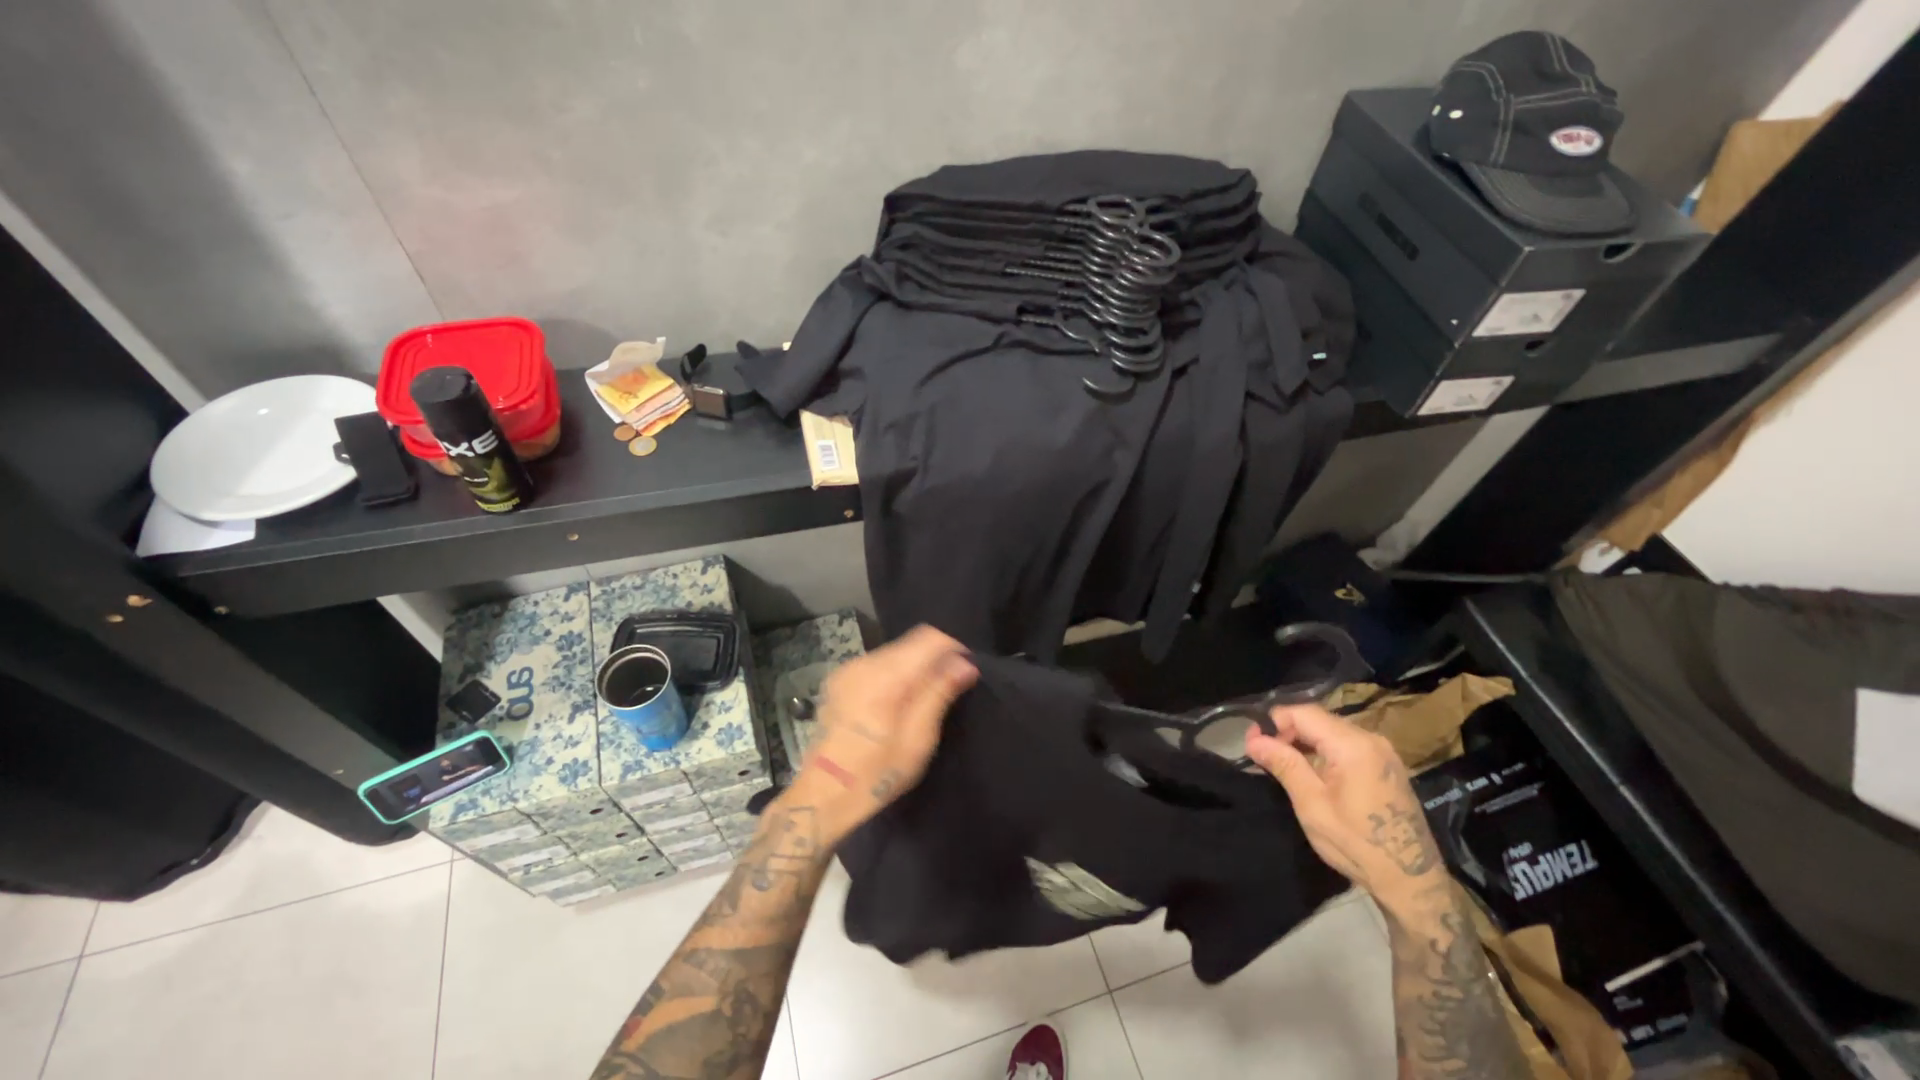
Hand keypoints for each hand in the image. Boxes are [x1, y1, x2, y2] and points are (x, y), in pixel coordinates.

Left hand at [779, 625, 976, 845]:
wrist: (825, 795)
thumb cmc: (877, 772)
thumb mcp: (918, 738)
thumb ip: (939, 693)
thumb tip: (964, 662)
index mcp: (884, 676)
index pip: (929, 638)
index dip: (953, 650)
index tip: (966, 674)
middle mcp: (862, 664)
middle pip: (909, 644)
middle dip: (933, 662)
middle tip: (947, 694)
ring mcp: (846, 672)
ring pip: (892, 655)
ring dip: (913, 670)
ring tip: (922, 704)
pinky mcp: (838, 683)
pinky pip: (875, 667)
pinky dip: (892, 678)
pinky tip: (895, 707)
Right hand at [1245, 704, 1448, 920]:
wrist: (1410, 878)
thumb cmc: (1355, 843)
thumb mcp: (1312, 805)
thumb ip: (1284, 765)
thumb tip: (1253, 740)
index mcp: (1353, 745)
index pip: (1304, 713)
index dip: (1273, 723)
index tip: (1252, 744)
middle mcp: (1371, 739)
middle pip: (1319, 720)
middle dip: (1287, 732)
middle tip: (1263, 756)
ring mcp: (1383, 752)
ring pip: (1333, 731)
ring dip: (1305, 742)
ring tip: (1282, 764)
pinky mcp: (1387, 765)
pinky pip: (1348, 745)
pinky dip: (1324, 751)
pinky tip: (1311, 771)